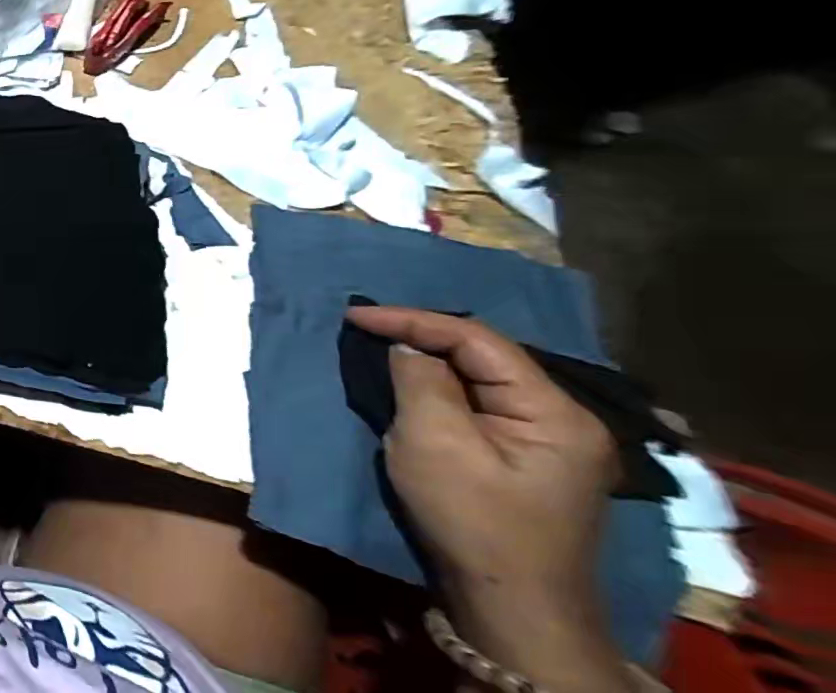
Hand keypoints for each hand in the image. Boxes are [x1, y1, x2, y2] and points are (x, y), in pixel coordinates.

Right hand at [347, 306, 632, 692]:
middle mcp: (564, 417)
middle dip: (422, 336)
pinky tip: (416, 383)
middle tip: (367, 327)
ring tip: (383, 346)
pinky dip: (442, 387)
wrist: (510, 606)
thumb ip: (420, 381)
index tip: (356, 315)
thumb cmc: (472, 520)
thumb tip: (407, 348)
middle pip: (485, 356)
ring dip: (431, 361)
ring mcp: (551, 440)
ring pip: (482, 378)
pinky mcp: (529, 458)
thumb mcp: (433, 442)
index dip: (413, 320)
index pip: (477, 340)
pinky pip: (481, 402)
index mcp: (554, 411)